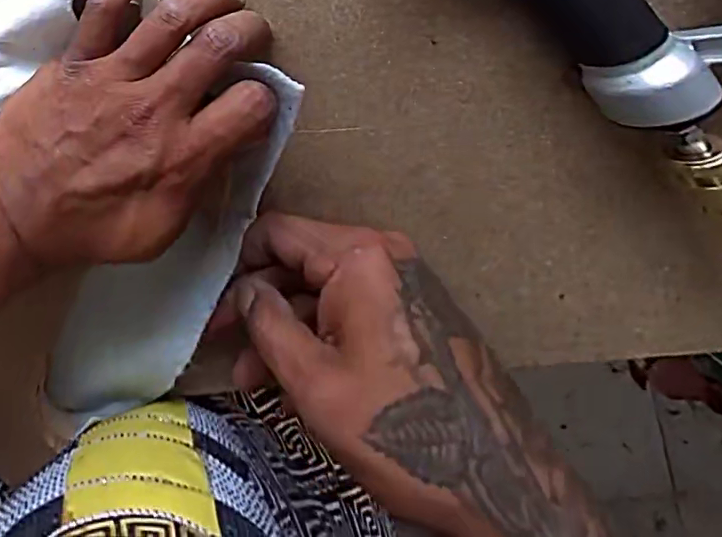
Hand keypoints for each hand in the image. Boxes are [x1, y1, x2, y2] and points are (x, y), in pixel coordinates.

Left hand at [0, 0, 276, 269]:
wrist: (15, 211)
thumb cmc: (88, 226)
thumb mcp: (160, 228)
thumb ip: (203, 184)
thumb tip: (231, 143)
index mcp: (182, 153)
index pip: (251, 105)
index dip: (264, 97)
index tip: (253, 98)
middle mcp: (155, 106)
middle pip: (218, 47)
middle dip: (248, 30)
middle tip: (252, 29)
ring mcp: (113, 76)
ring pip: (172, 19)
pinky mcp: (77, 60)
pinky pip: (104, 8)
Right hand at [211, 213, 607, 536]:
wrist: (508, 490)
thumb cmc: (406, 431)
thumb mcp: (314, 379)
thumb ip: (264, 321)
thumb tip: (240, 290)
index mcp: (359, 254)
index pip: (274, 231)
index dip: (235, 265)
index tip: (213, 304)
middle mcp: (382, 255)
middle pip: (296, 261)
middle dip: (257, 304)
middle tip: (224, 342)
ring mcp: (401, 283)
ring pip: (319, 291)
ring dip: (284, 329)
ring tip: (253, 378)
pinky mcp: (412, 312)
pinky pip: (349, 310)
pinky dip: (318, 338)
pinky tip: (295, 381)